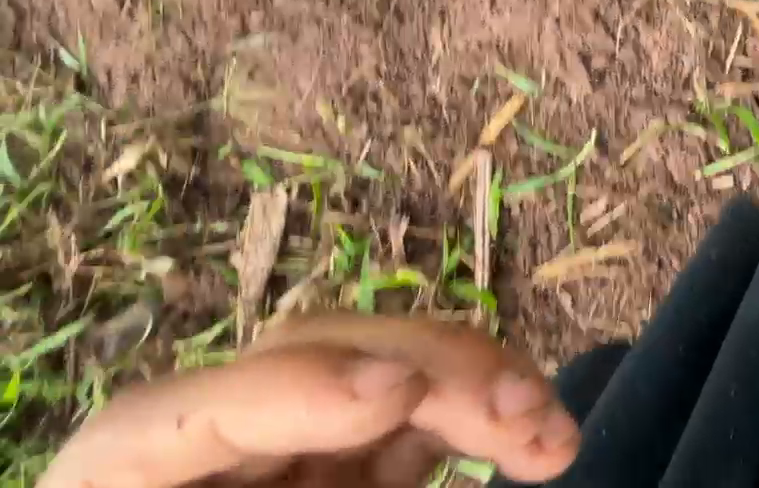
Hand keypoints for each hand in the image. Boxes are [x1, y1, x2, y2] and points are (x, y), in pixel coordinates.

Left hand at [42, 314, 579, 487]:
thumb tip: (402, 402)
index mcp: (127, 479)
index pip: (176, 417)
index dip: (297, 390)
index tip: (402, 393)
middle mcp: (219, 440)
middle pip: (328, 356)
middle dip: (442, 372)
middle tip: (522, 412)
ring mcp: (301, 436)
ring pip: (404, 365)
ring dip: (494, 389)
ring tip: (557, 435)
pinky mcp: (364, 450)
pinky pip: (435, 414)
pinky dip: (496, 419)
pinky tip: (544, 437)